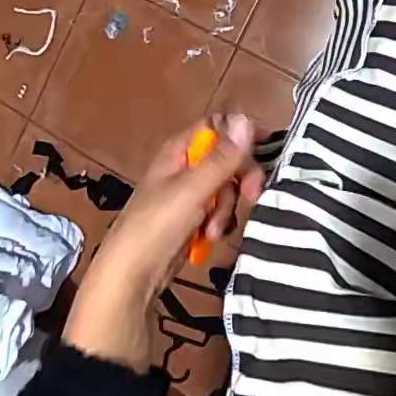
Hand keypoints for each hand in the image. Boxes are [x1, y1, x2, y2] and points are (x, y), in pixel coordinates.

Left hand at [62, 115, 264, 370]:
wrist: (131, 276)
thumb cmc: (157, 225)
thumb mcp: (194, 189)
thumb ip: (223, 158)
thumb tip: (247, 120)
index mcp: (179, 150)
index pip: (219, 126)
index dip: (241, 135)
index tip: (263, 151)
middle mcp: (186, 166)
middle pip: (229, 158)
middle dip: (239, 180)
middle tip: (250, 196)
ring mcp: (190, 193)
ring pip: (228, 187)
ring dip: (227, 208)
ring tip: (212, 229)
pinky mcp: (194, 218)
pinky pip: (221, 210)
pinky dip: (220, 222)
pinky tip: (210, 236)